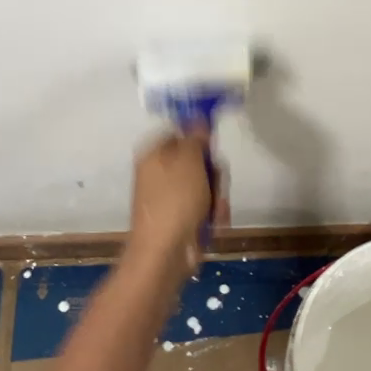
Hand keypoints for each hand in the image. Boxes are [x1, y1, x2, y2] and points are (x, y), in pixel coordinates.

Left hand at [128, 129, 225, 271]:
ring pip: (206, 183)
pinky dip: (213, 212)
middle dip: (214, 173)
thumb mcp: (188, 161)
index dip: (200, 138)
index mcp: (154, 154)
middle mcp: (161, 172)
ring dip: (217, 196)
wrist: (165, 253)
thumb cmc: (175, 203)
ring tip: (215, 210)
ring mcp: (172, 196)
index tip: (214, 147)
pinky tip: (215, 222)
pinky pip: (205, 205)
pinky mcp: (183, 216)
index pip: (181, 133)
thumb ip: (196, 137)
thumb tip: (198, 117)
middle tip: (216, 183)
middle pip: (198, 159)